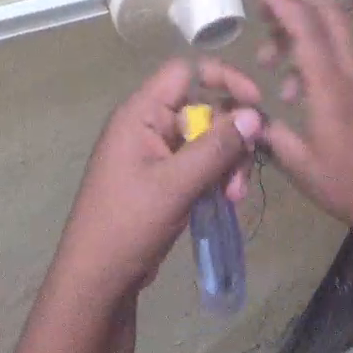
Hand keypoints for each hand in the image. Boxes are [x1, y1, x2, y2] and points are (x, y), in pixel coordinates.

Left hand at [50, 58, 262, 299]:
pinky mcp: (163, 176)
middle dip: (230, 136)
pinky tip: (227, 201)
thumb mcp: (176, 185)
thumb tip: (255, 114)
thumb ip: (216, 147)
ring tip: (234, 197)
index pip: (186, 72)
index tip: (255, 101)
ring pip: (205, 137)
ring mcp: (155, 151)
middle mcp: (148, 123)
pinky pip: (199, 161)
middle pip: (203, 107)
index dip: (223, 78)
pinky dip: (216, 176)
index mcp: (141, 112)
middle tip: (244, 171)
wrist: (96, 280)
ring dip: (226, 161)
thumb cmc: (128, 224)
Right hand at [252, 0, 352, 237]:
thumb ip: (271, 132)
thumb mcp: (300, 165)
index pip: (306, 26)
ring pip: (335, 31)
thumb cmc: (350, 187)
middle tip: (265, 13)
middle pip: (330, 11)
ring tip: (273, 63)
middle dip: (296, 0)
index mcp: (331, 85)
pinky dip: (316, 54)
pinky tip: (297, 91)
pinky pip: (342, 54)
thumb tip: (245, 112)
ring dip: (302, 32)